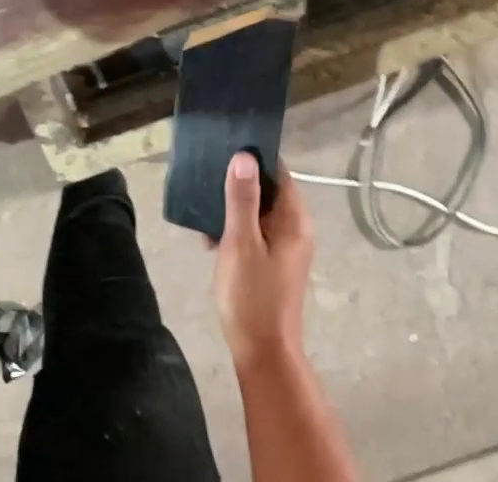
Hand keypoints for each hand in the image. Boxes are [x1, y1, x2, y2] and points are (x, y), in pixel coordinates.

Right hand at [213, 153, 313, 364]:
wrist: (262, 351)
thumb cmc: (252, 295)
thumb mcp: (241, 242)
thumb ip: (242, 198)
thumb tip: (244, 156)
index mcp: (294, 220)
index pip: (279, 172)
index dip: (255, 157)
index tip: (225, 146)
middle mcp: (295, 229)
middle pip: (268, 190)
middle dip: (238, 182)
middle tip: (205, 175)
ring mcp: (285, 247)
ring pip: (258, 212)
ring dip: (232, 208)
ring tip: (202, 207)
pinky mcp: (272, 263)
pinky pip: (254, 232)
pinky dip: (235, 229)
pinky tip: (209, 238)